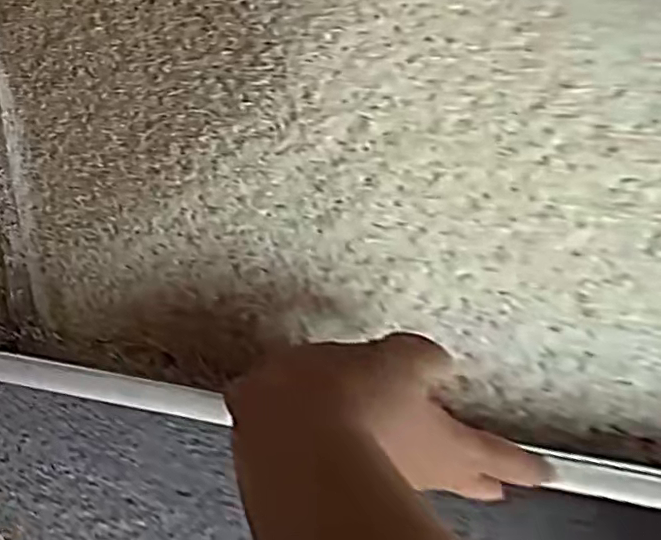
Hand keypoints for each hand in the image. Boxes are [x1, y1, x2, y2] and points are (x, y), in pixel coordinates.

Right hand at [228, 333, 551, 500]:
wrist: (289, 427)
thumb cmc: (348, 402)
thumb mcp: (391, 360)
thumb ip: (418, 356)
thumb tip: (427, 353)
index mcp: (453, 446)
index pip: (509, 458)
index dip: (525, 459)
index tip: (538, 464)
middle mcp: (424, 466)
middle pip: (462, 473)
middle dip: (466, 464)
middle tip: (462, 450)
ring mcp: (375, 466)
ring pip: (404, 461)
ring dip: (397, 445)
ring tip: (373, 419)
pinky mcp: (324, 456)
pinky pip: (343, 443)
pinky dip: (339, 430)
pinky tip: (316, 412)